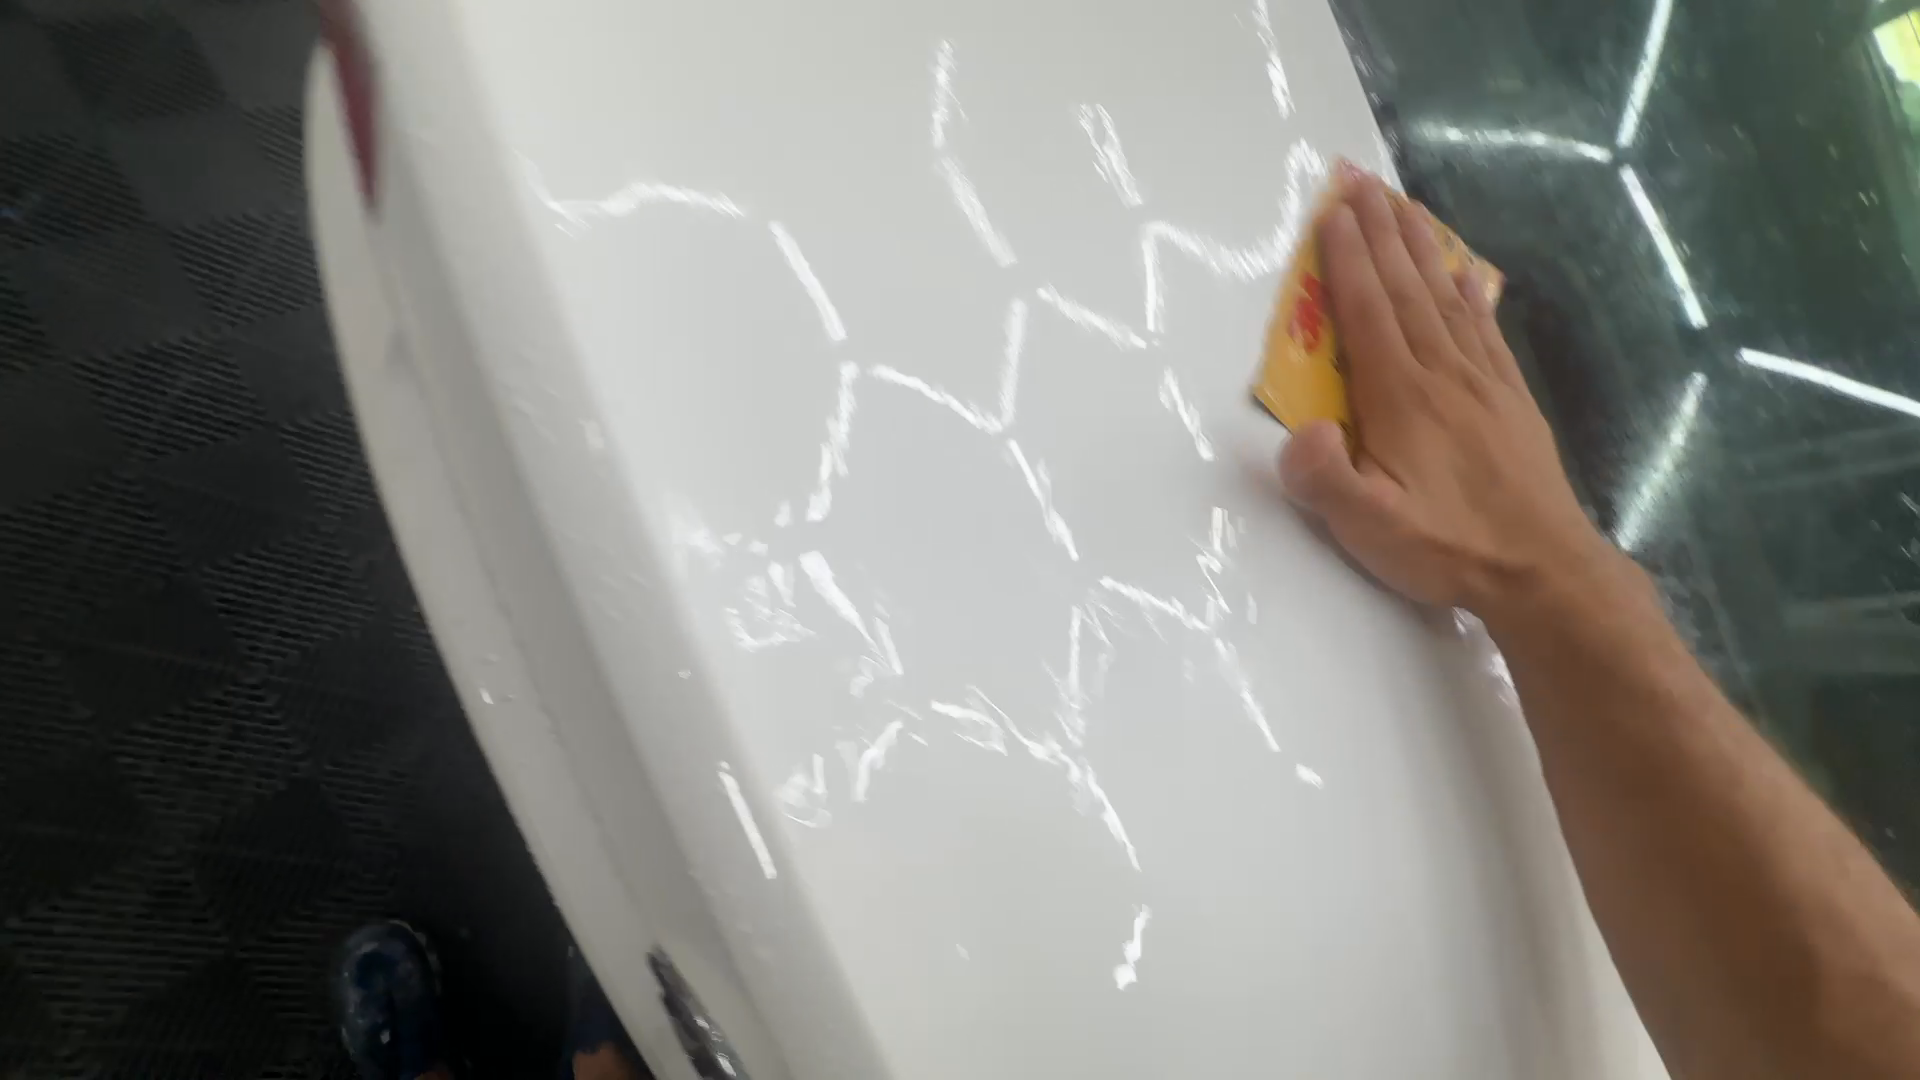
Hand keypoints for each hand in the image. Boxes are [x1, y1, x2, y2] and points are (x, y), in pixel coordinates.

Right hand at [1278, 165, 1628, 627]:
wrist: (1541, 570)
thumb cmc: (1444, 546)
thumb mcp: (1369, 526)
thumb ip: (1324, 479)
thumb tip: (1301, 431)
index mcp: (1402, 397)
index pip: (1368, 312)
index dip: (1347, 259)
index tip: (1332, 211)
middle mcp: (1443, 372)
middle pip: (1406, 287)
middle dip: (1381, 230)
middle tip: (1360, 182)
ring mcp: (1482, 380)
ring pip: (1444, 295)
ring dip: (1420, 246)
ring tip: (1403, 205)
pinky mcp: (1507, 395)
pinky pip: (1481, 325)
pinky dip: (1464, 287)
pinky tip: (1462, 272)